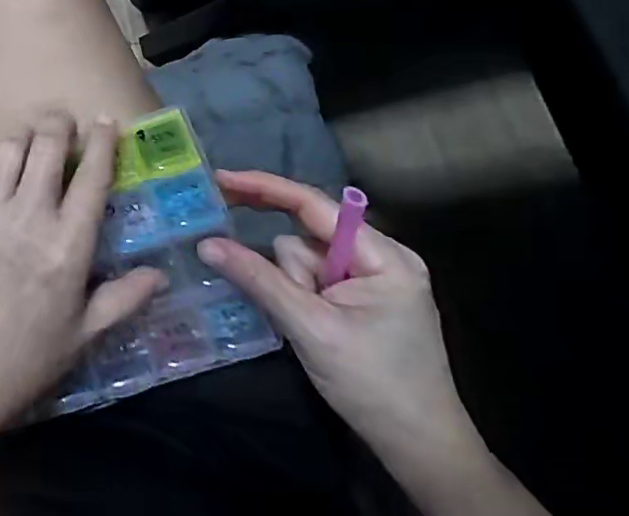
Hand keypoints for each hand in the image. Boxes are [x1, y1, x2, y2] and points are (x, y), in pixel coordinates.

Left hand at [0, 114, 167, 427]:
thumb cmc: (28, 355)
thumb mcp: (84, 334)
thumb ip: (123, 299)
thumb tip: (160, 274)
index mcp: (68, 246)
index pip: (92, 179)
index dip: (102, 143)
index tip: (106, 122)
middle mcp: (31, 217)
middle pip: (47, 146)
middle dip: (59, 124)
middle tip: (65, 122)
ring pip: (10, 148)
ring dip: (25, 138)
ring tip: (32, 144)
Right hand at [194, 170, 472, 455]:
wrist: (421, 451)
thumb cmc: (374, 385)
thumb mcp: (310, 327)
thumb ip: (258, 279)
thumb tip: (206, 243)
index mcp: (383, 255)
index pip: (313, 204)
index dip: (264, 187)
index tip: (220, 179)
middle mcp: (380, 256)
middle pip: (306, 232)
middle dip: (281, 260)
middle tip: (227, 245)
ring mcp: (372, 278)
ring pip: (304, 258)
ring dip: (291, 286)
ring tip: (305, 328)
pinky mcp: (361, 298)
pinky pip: (313, 277)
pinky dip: (297, 293)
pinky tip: (304, 322)